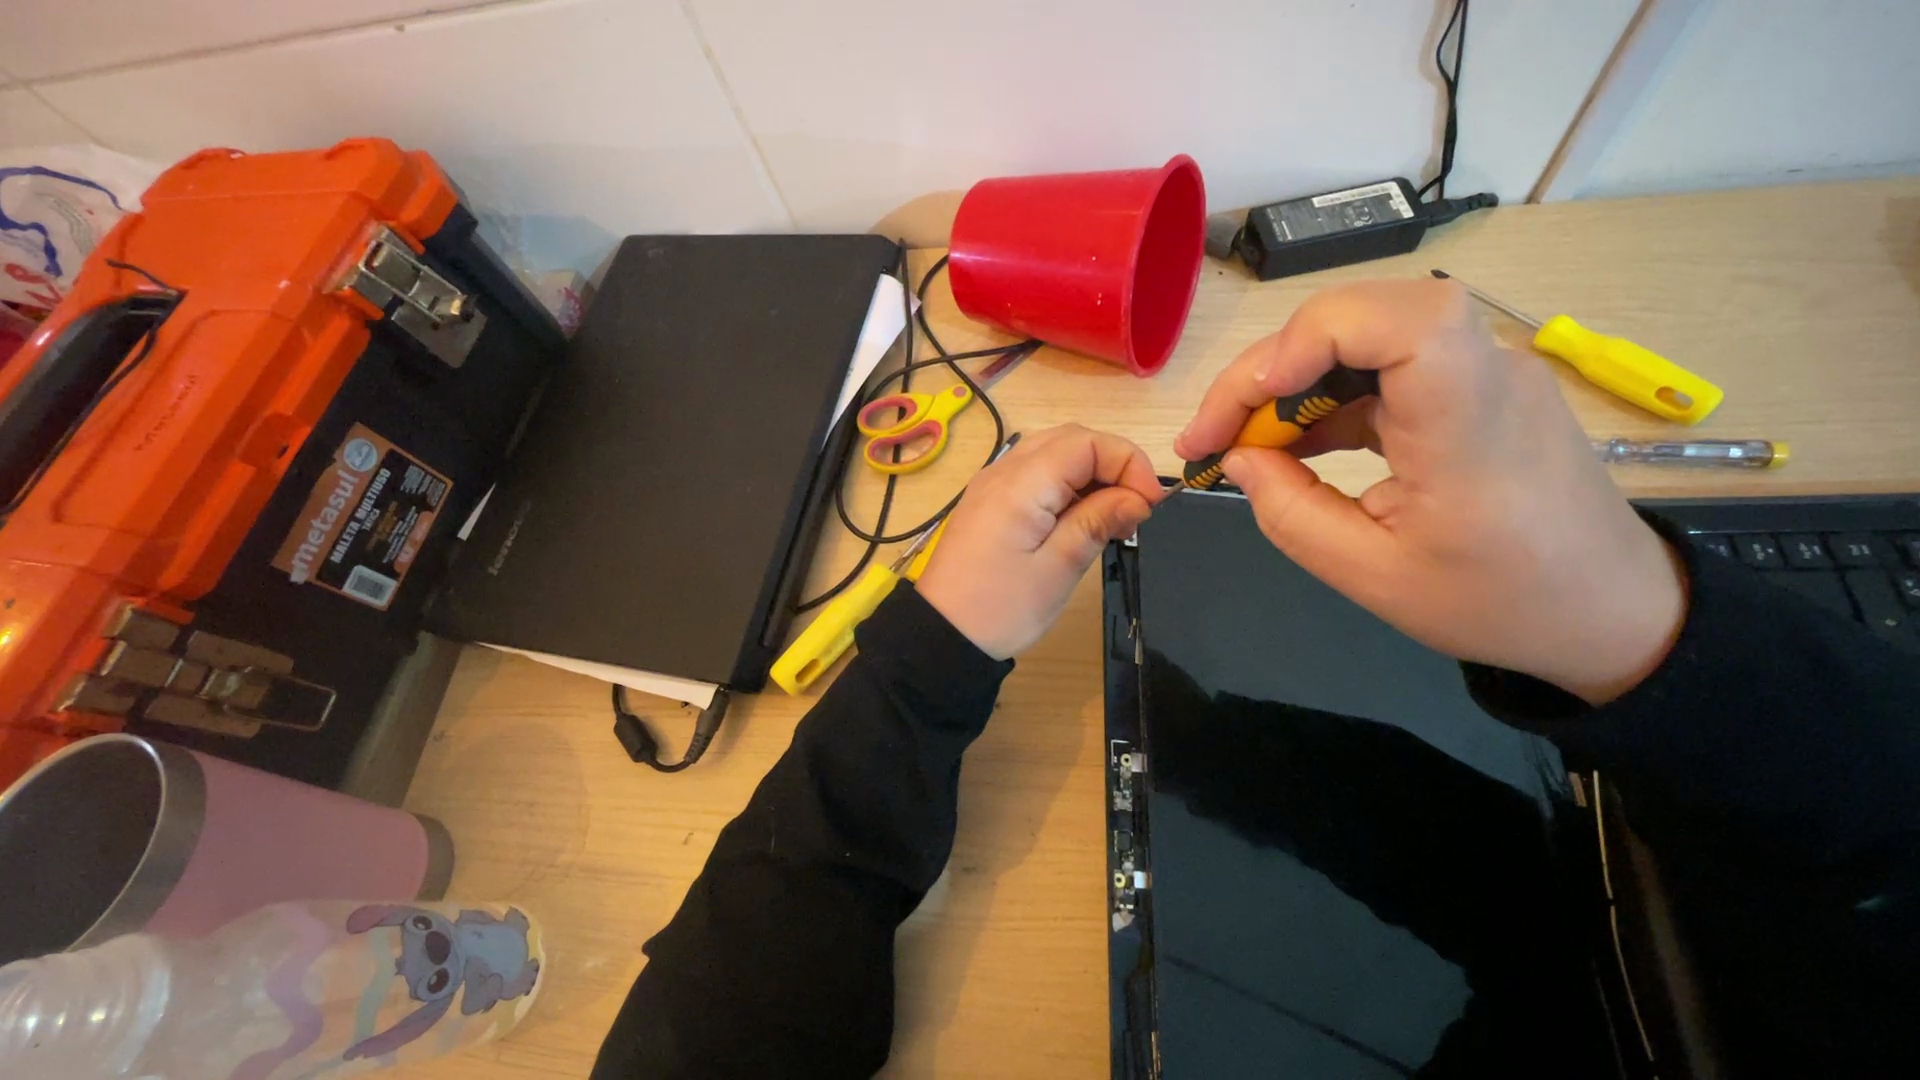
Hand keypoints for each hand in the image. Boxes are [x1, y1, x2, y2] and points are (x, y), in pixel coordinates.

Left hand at [917, 425, 1164, 658]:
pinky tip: (1083, 519)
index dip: (1127, 462)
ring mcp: (993, 484)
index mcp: (1020, 484)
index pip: (1086, 442)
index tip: (1150, 504)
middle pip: (1071, 440)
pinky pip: (1036, 474)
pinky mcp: (990, 501)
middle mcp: (1003, 471)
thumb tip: (1138, 497)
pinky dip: (1068, 486)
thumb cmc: (1000, 609)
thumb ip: (1097, 522)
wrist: (942, 635)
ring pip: (1054, 454)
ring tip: (1114, 517)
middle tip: (1136, 509)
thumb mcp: (1058, 569)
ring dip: (1092, 474)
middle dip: (1113, 464)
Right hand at [1175, 279, 1685, 704]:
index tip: (1258, 401)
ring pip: (1359, 337)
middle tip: (1209, 438)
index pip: (1403, 321)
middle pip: (1358, 319)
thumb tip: (1235, 458)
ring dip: (1285, 383)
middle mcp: (1484, 375)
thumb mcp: (1372, 576)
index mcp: (1469, 426)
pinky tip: (1288, 442)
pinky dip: (1320, 396)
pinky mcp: (1467, 387)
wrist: (1608, 608)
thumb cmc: (1496, 603)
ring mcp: (1478, 373)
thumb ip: (1289, 512)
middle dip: (1267, 371)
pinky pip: (1379, 367)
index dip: (1314, 337)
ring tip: (1236, 442)